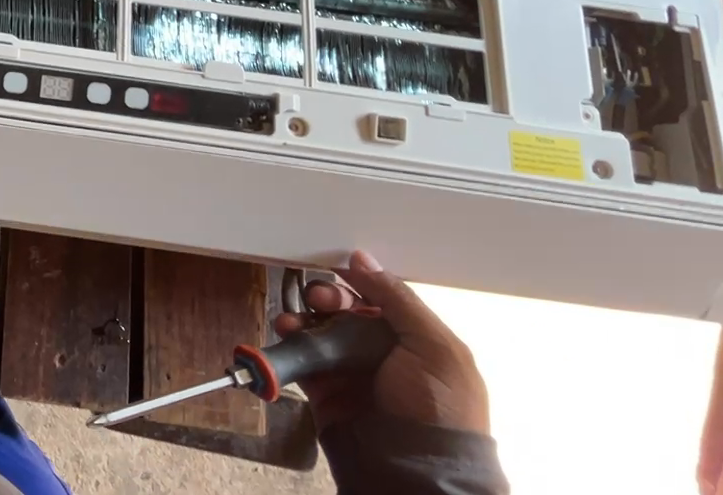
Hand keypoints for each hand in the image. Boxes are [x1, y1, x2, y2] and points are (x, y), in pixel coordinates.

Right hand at [272, 250, 489, 434]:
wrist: (413, 466)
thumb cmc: (437, 406)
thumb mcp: (436, 350)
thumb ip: (399, 301)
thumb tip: (361, 257)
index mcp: (414, 339)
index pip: (379, 297)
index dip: (357, 281)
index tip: (335, 268)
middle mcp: (380, 350)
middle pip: (344, 308)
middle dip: (327, 297)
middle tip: (320, 300)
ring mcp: (349, 367)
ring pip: (318, 326)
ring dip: (303, 316)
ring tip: (294, 321)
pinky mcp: (323, 384)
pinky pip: (299, 353)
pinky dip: (288, 339)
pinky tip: (286, 332)